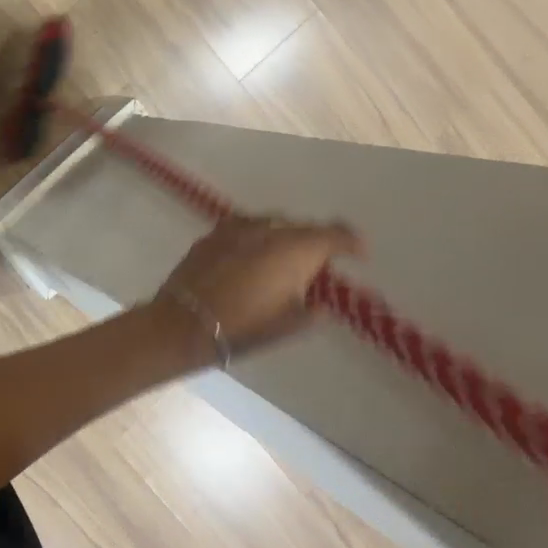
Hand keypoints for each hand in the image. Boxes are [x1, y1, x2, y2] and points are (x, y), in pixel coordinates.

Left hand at [156, 214, 365, 354]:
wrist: (188, 320)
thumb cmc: (246, 325)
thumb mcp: (293, 321)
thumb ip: (313, 304)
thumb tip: (317, 298)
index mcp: (295, 249)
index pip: (332, 234)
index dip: (349, 242)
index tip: (359, 254)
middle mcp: (267, 230)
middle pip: (301, 226)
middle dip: (316, 239)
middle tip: (322, 258)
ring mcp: (235, 228)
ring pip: (271, 222)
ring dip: (285, 234)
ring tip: (288, 254)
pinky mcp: (212, 234)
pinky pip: (244, 226)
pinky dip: (257, 235)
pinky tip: (255, 250)